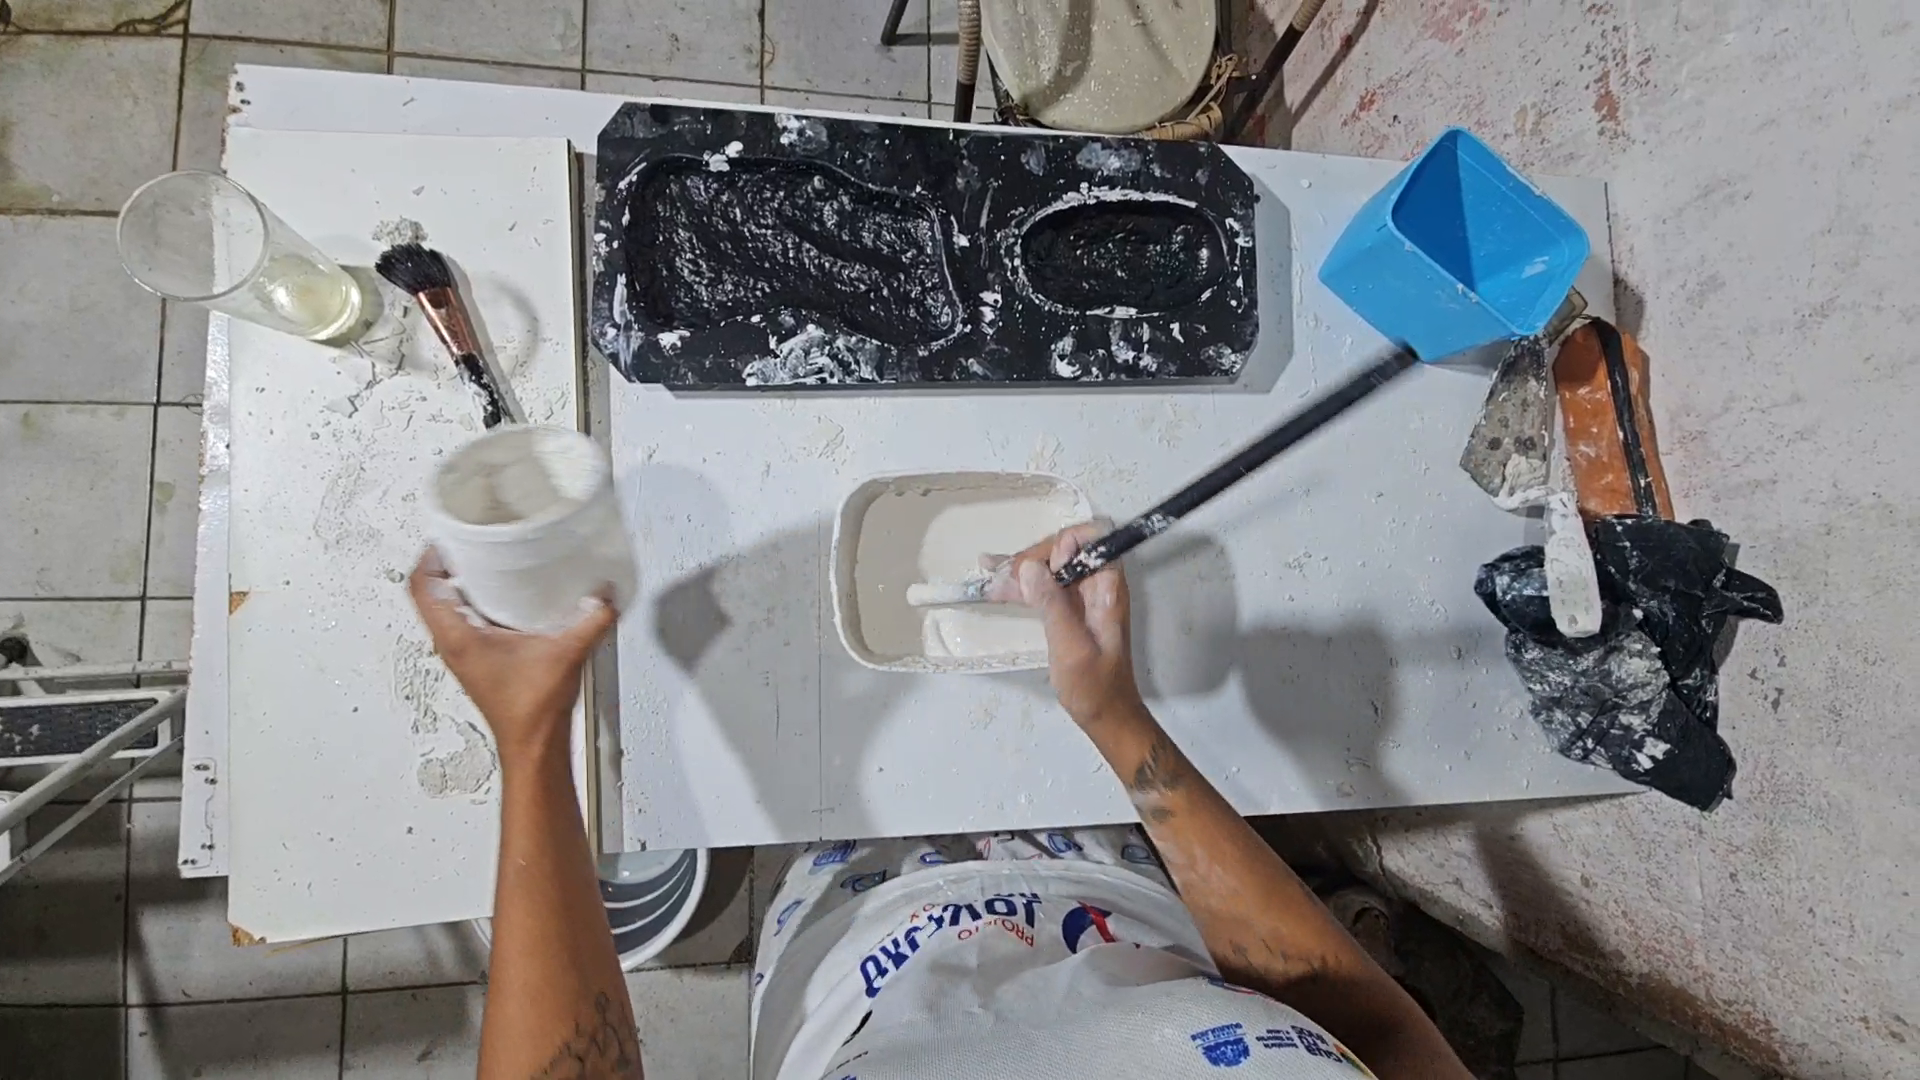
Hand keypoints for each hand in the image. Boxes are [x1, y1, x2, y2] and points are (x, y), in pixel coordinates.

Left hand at [407, 548, 616, 764]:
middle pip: (433, 594)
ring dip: (466, 585)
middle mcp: (455, 644)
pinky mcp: (482, 661)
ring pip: (450, 609)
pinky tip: (515, 600)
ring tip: (494, 565)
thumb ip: (592, 619)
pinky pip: (470, 622)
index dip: (431, 556)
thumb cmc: (532, 708)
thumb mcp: (568, 652)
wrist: (533, 742)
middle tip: (474, 543)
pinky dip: (483, 604)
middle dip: (451, 564)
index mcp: (459, 637)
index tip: (449, 536)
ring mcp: (467, 654)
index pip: (423, 587)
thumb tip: (604, 595)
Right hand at [991, 523, 1144, 726]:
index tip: (1042, 566)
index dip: (1065, 544)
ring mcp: (1082, 596)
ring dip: (1020, 570)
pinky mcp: (1069, 609)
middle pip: (1064, 550)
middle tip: (1003, 576)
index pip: (1093, 539)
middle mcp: (1097, 585)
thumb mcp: (1070, 646)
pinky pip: (1045, 587)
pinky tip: (996, 585)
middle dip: (1033, 557)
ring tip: (989, 575)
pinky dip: (1022, 586)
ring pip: (1049, 568)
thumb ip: (1052, 604)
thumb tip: (1030, 567)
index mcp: (1107, 587)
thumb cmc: (1094, 685)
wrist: (1105, 714)